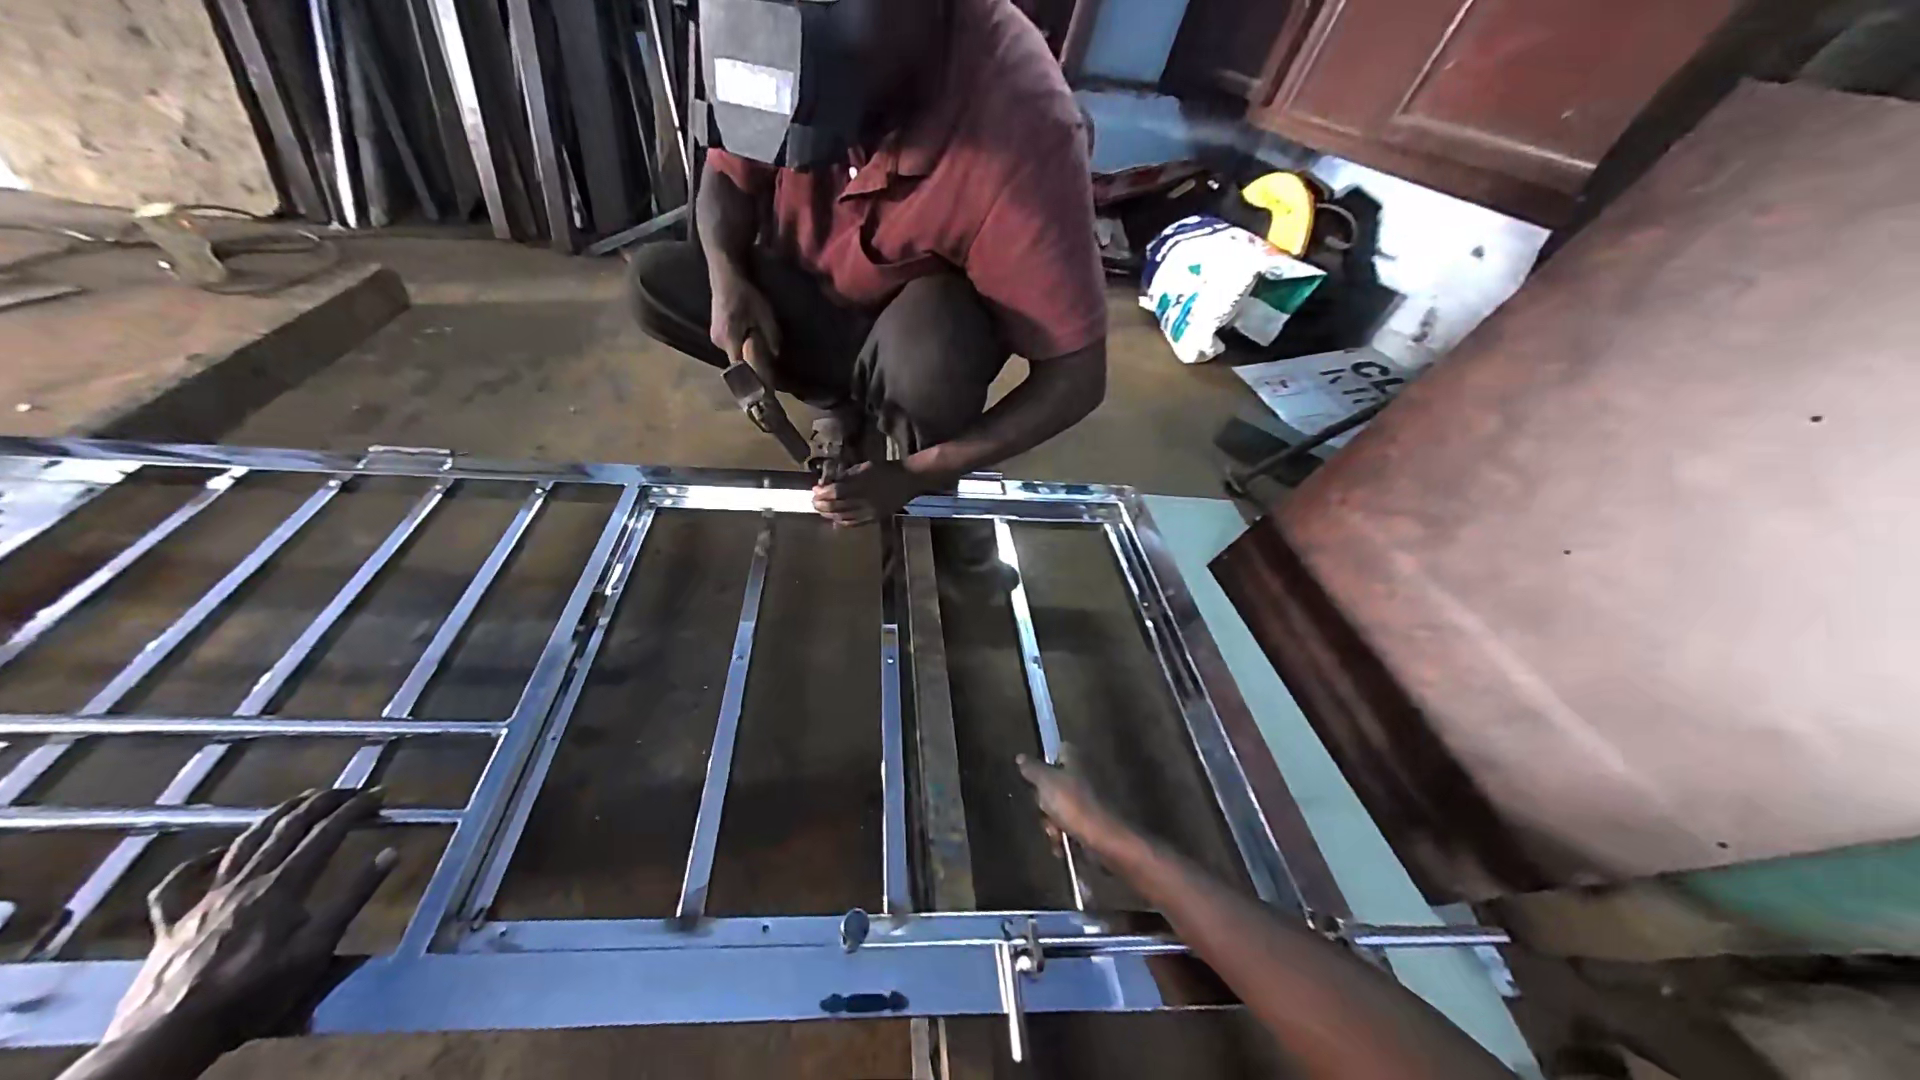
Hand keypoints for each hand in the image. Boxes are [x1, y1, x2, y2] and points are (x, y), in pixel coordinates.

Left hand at [104, 789, 396, 1052]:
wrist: (169, 1034)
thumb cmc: (254, 990)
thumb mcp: (317, 947)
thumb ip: (353, 898)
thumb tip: (391, 853)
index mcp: (284, 885)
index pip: (327, 834)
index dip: (356, 809)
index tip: (380, 793)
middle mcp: (246, 882)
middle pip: (285, 829)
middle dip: (319, 803)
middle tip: (346, 789)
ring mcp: (203, 900)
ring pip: (241, 844)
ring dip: (273, 817)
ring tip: (295, 802)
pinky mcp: (172, 924)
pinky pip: (177, 885)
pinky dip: (196, 863)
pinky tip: (213, 854)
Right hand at [709, 270, 781, 374]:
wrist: (726, 277)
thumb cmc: (745, 295)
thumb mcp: (764, 315)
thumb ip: (771, 337)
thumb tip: (775, 355)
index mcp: (730, 338)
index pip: (741, 368)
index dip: (752, 377)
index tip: (763, 386)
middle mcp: (719, 342)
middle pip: (738, 362)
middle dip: (752, 365)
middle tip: (767, 367)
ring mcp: (715, 338)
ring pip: (734, 354)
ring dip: (746, 355)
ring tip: (760, 352)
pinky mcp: (716, 333)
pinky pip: (731, 347)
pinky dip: (741, 347)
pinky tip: (750, 341)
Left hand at [812, 460, 930, 526]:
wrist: (907, 480)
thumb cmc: (884, 469)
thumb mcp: (863, 467)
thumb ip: (844, 476)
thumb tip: (826, 484)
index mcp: (861, 485)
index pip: (835, 492)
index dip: (822, 494)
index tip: (814, 492)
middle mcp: (863, 500)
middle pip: (836, 506)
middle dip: (821, 505)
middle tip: (814, 502)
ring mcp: (869, 512)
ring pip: (842, 517)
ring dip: (829, 514)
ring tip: (821, 510)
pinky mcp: (874, 518)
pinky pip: (853, 523)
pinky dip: (841, 522)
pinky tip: (835, 519)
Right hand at [1017, 749, 1134, 856]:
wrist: (1104, 840)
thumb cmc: (1074, 804)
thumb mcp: (1046, 782)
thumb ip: (1032, 769)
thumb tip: (1020, 757)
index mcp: (1075, 761)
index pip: (1058, 750)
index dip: (1045, 761)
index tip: (1034, 776)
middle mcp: (1082, 778)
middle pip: (1052, 784)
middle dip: (1043, 802)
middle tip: (1045, 810)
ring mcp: (1086, 802)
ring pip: (1057, 808)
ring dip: (1051, 824)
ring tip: (1056, 833)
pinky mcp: (1089, 824)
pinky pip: (1067, 827)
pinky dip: (1062, 836)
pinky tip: (1062, 844)